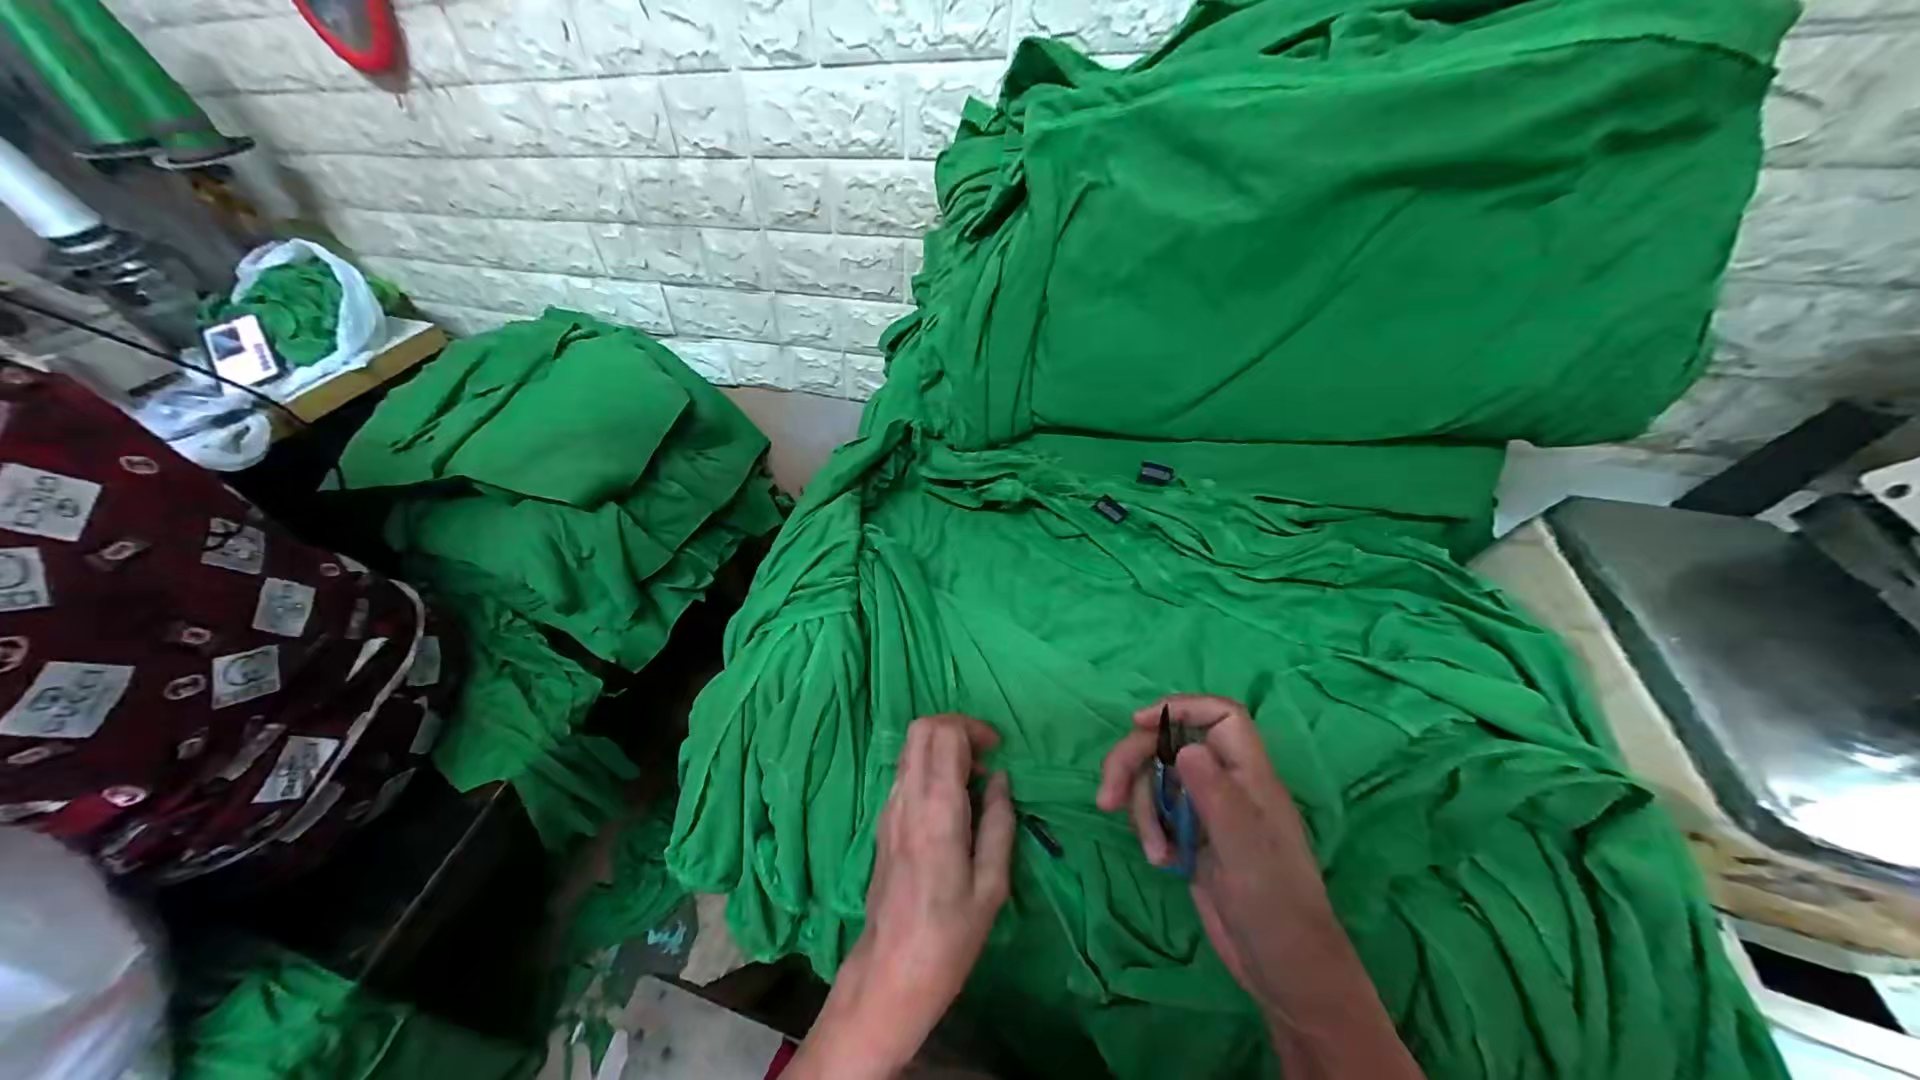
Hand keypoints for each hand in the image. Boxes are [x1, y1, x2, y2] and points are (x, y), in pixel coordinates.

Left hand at [789, 714, 1013, 1079]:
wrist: (890, 971)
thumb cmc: (950, 935)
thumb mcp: (992, 885)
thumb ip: (999, 824)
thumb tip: (1001, 780)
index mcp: (937, 810)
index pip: (944, 734)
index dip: (973, 729)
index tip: (998, 751)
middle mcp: (907, 798)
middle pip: (921, 728)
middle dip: (956, 728)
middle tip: (984, 756)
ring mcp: (889, 808)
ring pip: (909, 748)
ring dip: (942, 747)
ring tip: (973, 780)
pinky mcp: (883, 822)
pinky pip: (904, 773)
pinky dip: (929, 767)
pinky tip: (951, 802)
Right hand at [1097, 695, 1422, 1077]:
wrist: (1283, 970)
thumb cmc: (1275, 907)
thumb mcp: (1245, 850)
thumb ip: (1216, 794)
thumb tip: (1185, 747)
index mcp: (1250, 776)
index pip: (1221, 716)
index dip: (1181, 708)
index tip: (1138, 724)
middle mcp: (1227, 785)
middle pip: (1171, 746)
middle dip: (1134, 764)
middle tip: (1107, 797)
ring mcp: (1207, 812)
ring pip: (1157, 780)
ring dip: (1141, 808)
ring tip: (1153, 850)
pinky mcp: (1192, 838)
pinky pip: (1157, 813)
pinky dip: (1148, 830)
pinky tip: (1160, 860)